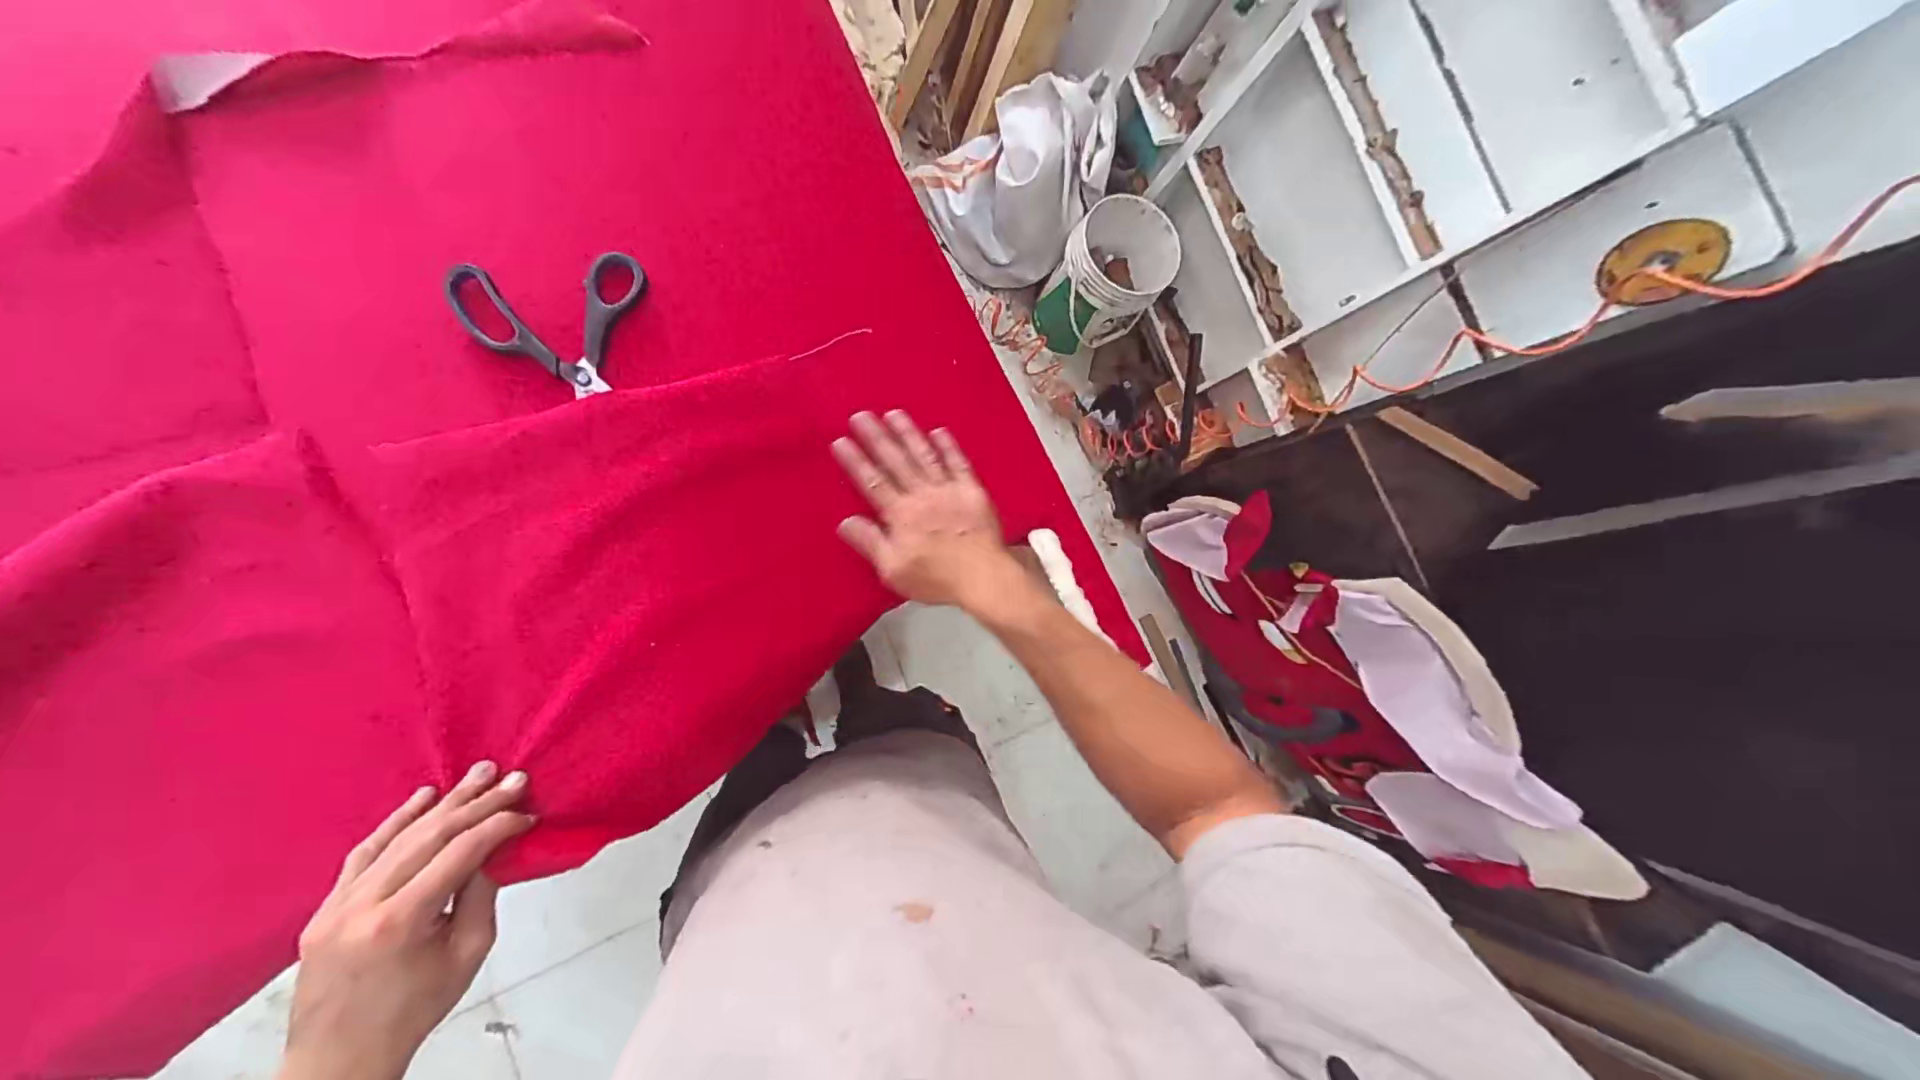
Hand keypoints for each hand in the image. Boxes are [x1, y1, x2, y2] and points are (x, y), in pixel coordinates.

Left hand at [278, 762, 535, 1079]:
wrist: (337, 1061)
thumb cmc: (414, 1010)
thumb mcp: (468, 952)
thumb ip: (480, 894)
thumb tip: (494, 849)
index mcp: (399, 921)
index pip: (460, 853)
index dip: (499, 826)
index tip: (528, 814)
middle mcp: (362, 906)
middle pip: (430, 836)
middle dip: (478, 803)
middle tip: (513, 778)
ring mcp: (335, 905)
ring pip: (398, 837)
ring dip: (443, 803)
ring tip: (478, 774)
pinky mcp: (323, 908)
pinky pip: (363, 853)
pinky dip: (396, 822)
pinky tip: (423, 798)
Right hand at [832, 410, 1034, 615]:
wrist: (983, 577)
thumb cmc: (937, 578)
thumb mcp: (893, 569)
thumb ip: (870, 542)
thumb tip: (845, 522)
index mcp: (901, 515)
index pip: (872, 482)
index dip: (855, 460)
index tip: (841, 441)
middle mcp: (922, 495)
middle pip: (895, 461)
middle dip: (876, 437)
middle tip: (861, 415)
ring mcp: (948, 490)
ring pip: (924, 455)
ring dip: (908, 433)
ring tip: (893, 414)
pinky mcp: (972, 491)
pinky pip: (958, 463)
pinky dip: (948, 447)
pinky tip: (938, 431)